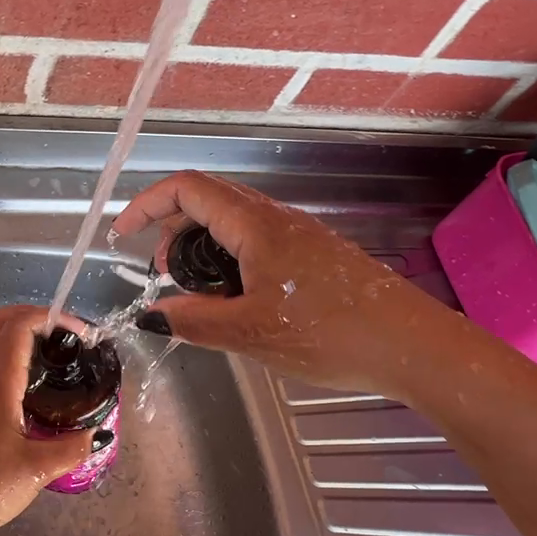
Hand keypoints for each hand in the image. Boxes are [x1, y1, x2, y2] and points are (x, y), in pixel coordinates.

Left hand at [0, 305, 95, 535]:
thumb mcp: (36, 470)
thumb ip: (72, 448)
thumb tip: (99, 434)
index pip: (18, 327)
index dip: (50, 317)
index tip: (80, 333)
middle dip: (26, 314)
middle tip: (60, 330)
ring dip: (15, 335)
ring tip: (51, 354)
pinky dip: (8, 359)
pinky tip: (30, 387)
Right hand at [111, 170, 458, 398]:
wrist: (414, 346)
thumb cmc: (331, 334)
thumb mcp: (252, 332)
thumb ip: (195, 321)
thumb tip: (153, 315)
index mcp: (255, 226)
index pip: (187, 188)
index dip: (147, 205)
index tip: (123, 236)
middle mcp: (275, 219)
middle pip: (207, 201)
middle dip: (171, 230)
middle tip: (164, 277)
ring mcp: (297, 234)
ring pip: (232, 222)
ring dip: (201, 246)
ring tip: (197, 293)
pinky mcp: (312, 255)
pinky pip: (255, 240)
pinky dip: (228, 258)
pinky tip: (237, 299)